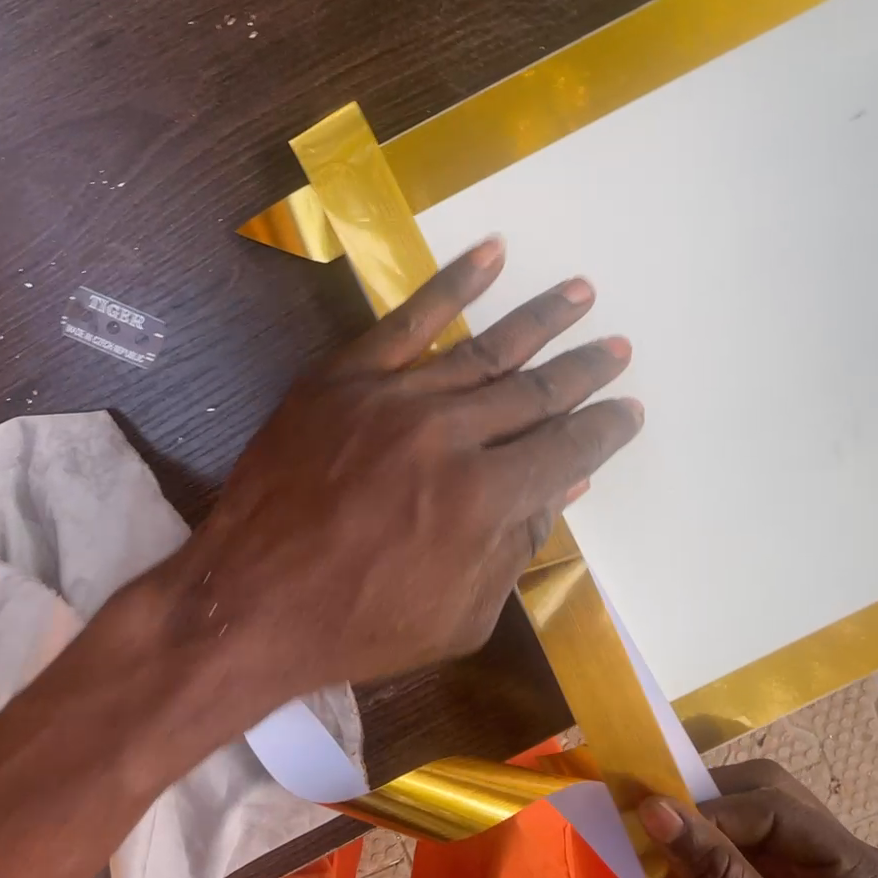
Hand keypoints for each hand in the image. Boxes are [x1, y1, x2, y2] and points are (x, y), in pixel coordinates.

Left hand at [184, 236, 641, 689]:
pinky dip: (453, 283)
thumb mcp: (461, 616)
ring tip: (582, 293)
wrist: (250, 600)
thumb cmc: (359, 624)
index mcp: (484, 501)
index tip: (627, 411)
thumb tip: (567, 484)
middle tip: (617, 349)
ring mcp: (393, 398)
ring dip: (540, 319)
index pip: (567, 450)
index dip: (605, 431)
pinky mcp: (343, 377)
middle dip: (584, 370)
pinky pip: (407, 319)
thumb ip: (517, 545)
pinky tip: (492, 253)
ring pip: (484, 348)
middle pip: (535, 392)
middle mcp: (449, 436)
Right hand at [640, 760, 877, 877]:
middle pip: (769, 801)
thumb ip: (719, 877)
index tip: (655, 822)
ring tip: (665, 851)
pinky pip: (747, 857)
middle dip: (710, 808)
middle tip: (659, 827)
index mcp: (867, 871)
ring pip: (753, 823)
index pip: (779, 808)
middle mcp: (850, 863)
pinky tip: (683, 874)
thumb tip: (653, 807)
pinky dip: (711, 859)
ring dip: (706, 832)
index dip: (714, 810)